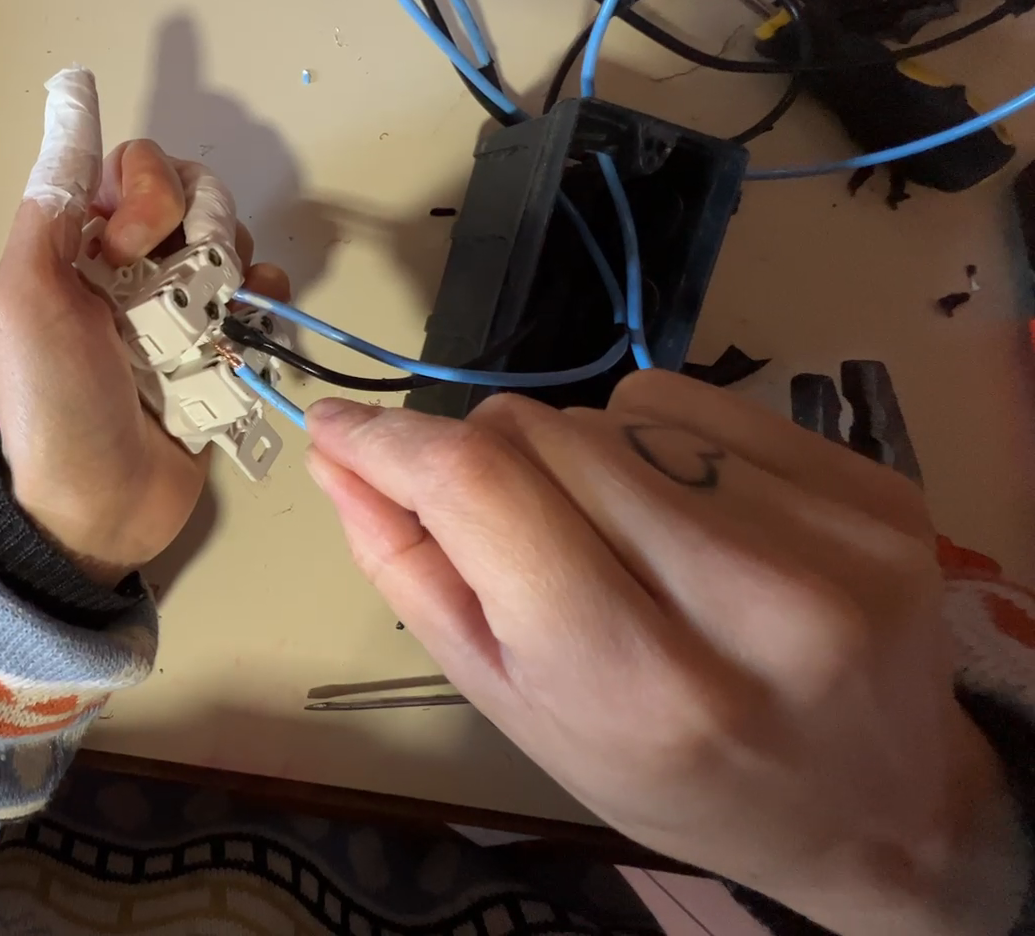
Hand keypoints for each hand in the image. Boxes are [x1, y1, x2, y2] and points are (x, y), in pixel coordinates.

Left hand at [0, 87, 285, 581]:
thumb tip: (68, 98)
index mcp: (79, 246)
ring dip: (227, 264)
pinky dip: (265, 294)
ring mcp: (180, 304)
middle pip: (192, 195)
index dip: (142, 187)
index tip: (124, 242)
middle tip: (161, 295)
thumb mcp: (24, 297)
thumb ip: (49, 205)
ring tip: (205, 320)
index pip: (130, 166)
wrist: (97, 504)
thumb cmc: (53, 401)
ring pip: (229, 238)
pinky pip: (260, 289)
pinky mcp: (221, 343)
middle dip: (191, 229)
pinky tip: (251, 318)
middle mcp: (131, 266)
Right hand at [303, 371, 1027, 935]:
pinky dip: (633, 433)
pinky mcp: (870, 487)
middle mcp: (742, 597)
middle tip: (496, 520)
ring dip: (556, 453)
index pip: (478, 491)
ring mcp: (824, 535)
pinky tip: (666, 506)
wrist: (867, 804)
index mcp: (627, 674)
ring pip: (595, 412)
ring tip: (598, 530)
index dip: (388, 441)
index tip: (332, 423)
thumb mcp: (496, 689)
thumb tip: (335, 457)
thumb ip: (404, 565)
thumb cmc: (643, 760)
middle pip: (530, 433)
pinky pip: (676, 398)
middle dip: (474, 455)